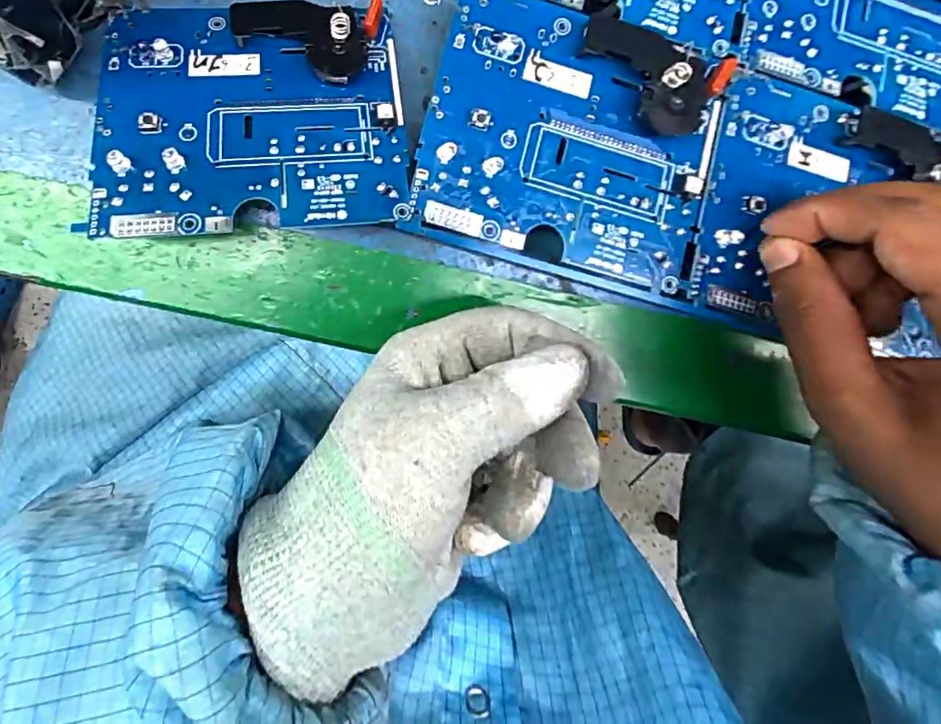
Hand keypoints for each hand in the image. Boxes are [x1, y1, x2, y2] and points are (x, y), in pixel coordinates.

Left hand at [237, 307, 620, 701]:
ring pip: (530, 447)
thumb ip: (505, 400)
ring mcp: (457, 447)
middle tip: (578, 475)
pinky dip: (504, 516)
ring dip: (522, 489)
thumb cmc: (373, 506)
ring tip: (485, 520)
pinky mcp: (467, 494)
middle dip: (550, 434)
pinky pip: (516, 490)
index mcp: (428, 359)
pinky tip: (467, 539)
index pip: (508, 331)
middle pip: (529, 391)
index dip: (560, 348)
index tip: (609, 382)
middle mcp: (445, 393)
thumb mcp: (437, 442)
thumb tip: (572, 362)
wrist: (330, 610)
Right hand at [758, 183, 940, 599]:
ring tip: (857, 303)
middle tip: (807, 257)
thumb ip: (811, 320)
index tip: (776, 232)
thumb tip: (782, 249)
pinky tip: (901, 307)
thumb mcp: (852, 412)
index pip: (918, 229)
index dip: (832, 214)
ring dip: (893, 242)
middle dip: (860, 218)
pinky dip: (928, 260)